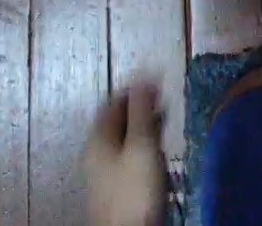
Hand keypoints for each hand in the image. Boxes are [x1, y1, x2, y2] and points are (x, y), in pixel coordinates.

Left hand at [83, 83, 167, 225]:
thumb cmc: (135, 187)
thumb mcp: (141, 143)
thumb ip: (141, 108)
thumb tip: (142, 74)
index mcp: (99, 137)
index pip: (114, 99)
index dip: (136, 86)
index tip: (159, 80)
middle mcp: (97, 150)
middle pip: (118, 117)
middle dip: (141, 105)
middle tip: (164, 99)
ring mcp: (104, 169)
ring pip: (124, 135)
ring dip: (143, 124)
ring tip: (165, 121)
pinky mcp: (115, 183)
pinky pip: (127, 152)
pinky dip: (142, 142)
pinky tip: (157, 149)